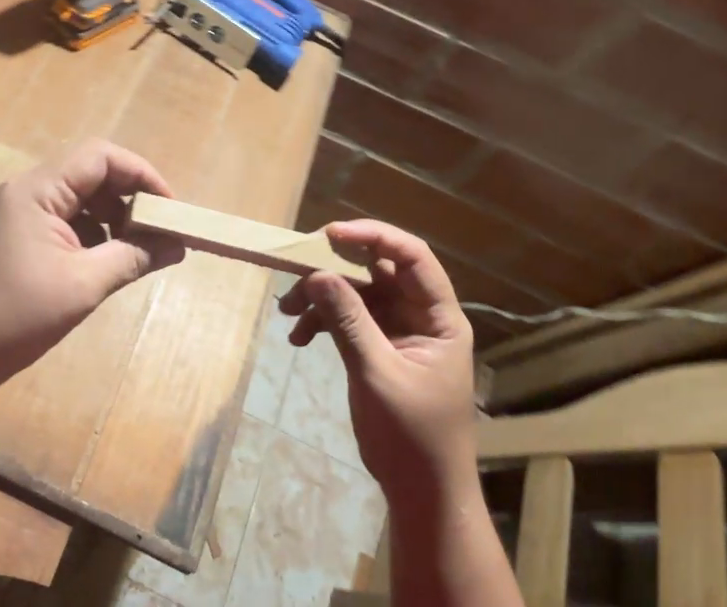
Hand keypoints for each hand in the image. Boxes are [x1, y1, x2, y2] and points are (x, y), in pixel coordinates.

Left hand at [0, 140, 181, 396]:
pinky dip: (86, 236)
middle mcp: (22, 192)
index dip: (141, 174)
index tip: (169, 209)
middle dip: (128, 198)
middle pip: (87, 174)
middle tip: (158, 231)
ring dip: (109, 219)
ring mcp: (11, 215)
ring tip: (134, 252)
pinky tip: (101, 266)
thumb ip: (133, 257)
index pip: (100, 157)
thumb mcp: (82, 287)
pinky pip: (57, 222)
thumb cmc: (13, 319)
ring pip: (74, 200)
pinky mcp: (7, 239)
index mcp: (36, 191)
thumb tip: (177, 244)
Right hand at [281, 220, 477, 493]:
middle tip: (295, 272)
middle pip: (379, 270)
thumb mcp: (377, 375)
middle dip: (335, 269)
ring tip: (287, 313)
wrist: (422, 494)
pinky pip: (350, 319)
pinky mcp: (381, 349)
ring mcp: (401, 332)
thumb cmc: (412, 437)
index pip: (412, 256)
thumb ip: (349, 321)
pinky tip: (299, 338)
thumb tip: (318, 273)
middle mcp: (422, 316)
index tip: (329, 234)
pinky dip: (324, 323)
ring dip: (322, 297)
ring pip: (358, 293)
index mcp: (440, 317)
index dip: (374, 236)